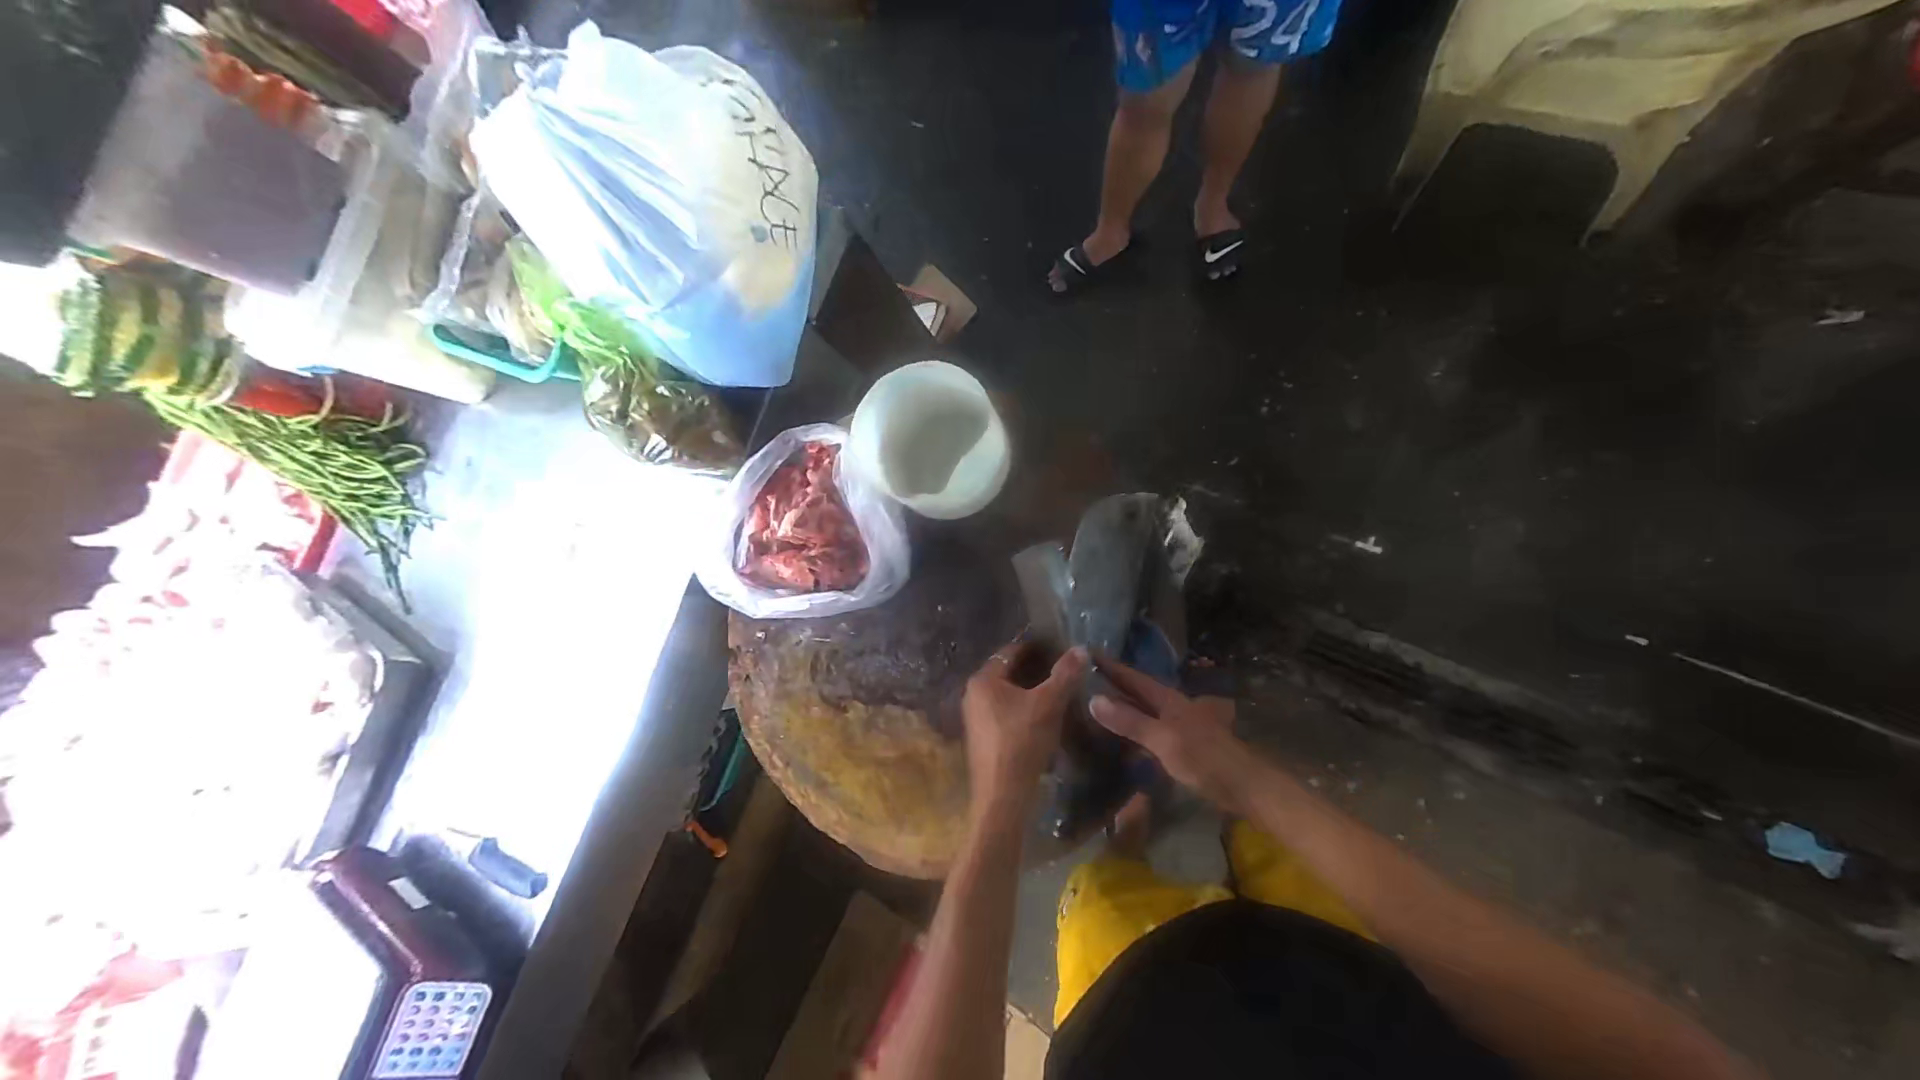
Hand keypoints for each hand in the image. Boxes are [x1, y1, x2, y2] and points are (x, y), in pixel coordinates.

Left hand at [962, 640, 1087, 813]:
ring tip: (1057, 692)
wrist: (1003, 796)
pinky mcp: (982, 738)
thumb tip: (1080, 648)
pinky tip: (1042, 718)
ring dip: (1029, 692)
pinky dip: (1022, 710)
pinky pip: (1004, 713)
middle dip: (1034, 670)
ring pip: (1007, 695)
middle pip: (1007, 673)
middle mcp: (973, 694)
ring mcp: (975, 718)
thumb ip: (1064, 674)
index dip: (1036, 648)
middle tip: (1063, 670)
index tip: (1060, 648)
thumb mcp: (1049, 704)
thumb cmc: (1022, 742)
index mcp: (983, 680)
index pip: (1011, 652)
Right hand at [1089, 658, 1253, 812]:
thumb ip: (1130, 721)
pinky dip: (1130, 729)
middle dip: (1114, 682)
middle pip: (1138, 691)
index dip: (1112, 666)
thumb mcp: (1163, 739)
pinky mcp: (1180, 747)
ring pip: (1143, 710)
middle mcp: (1173, 708)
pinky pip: (1147, 730)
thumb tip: (1093, 698)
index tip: (1087, 651)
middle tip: (1084, 676)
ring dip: (1121, 706)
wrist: (1245, 787)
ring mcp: (1178, 727)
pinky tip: (1118, 738)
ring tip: (1094, 704)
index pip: (1133, 678)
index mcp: (1169, 700)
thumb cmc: (1205, 759)